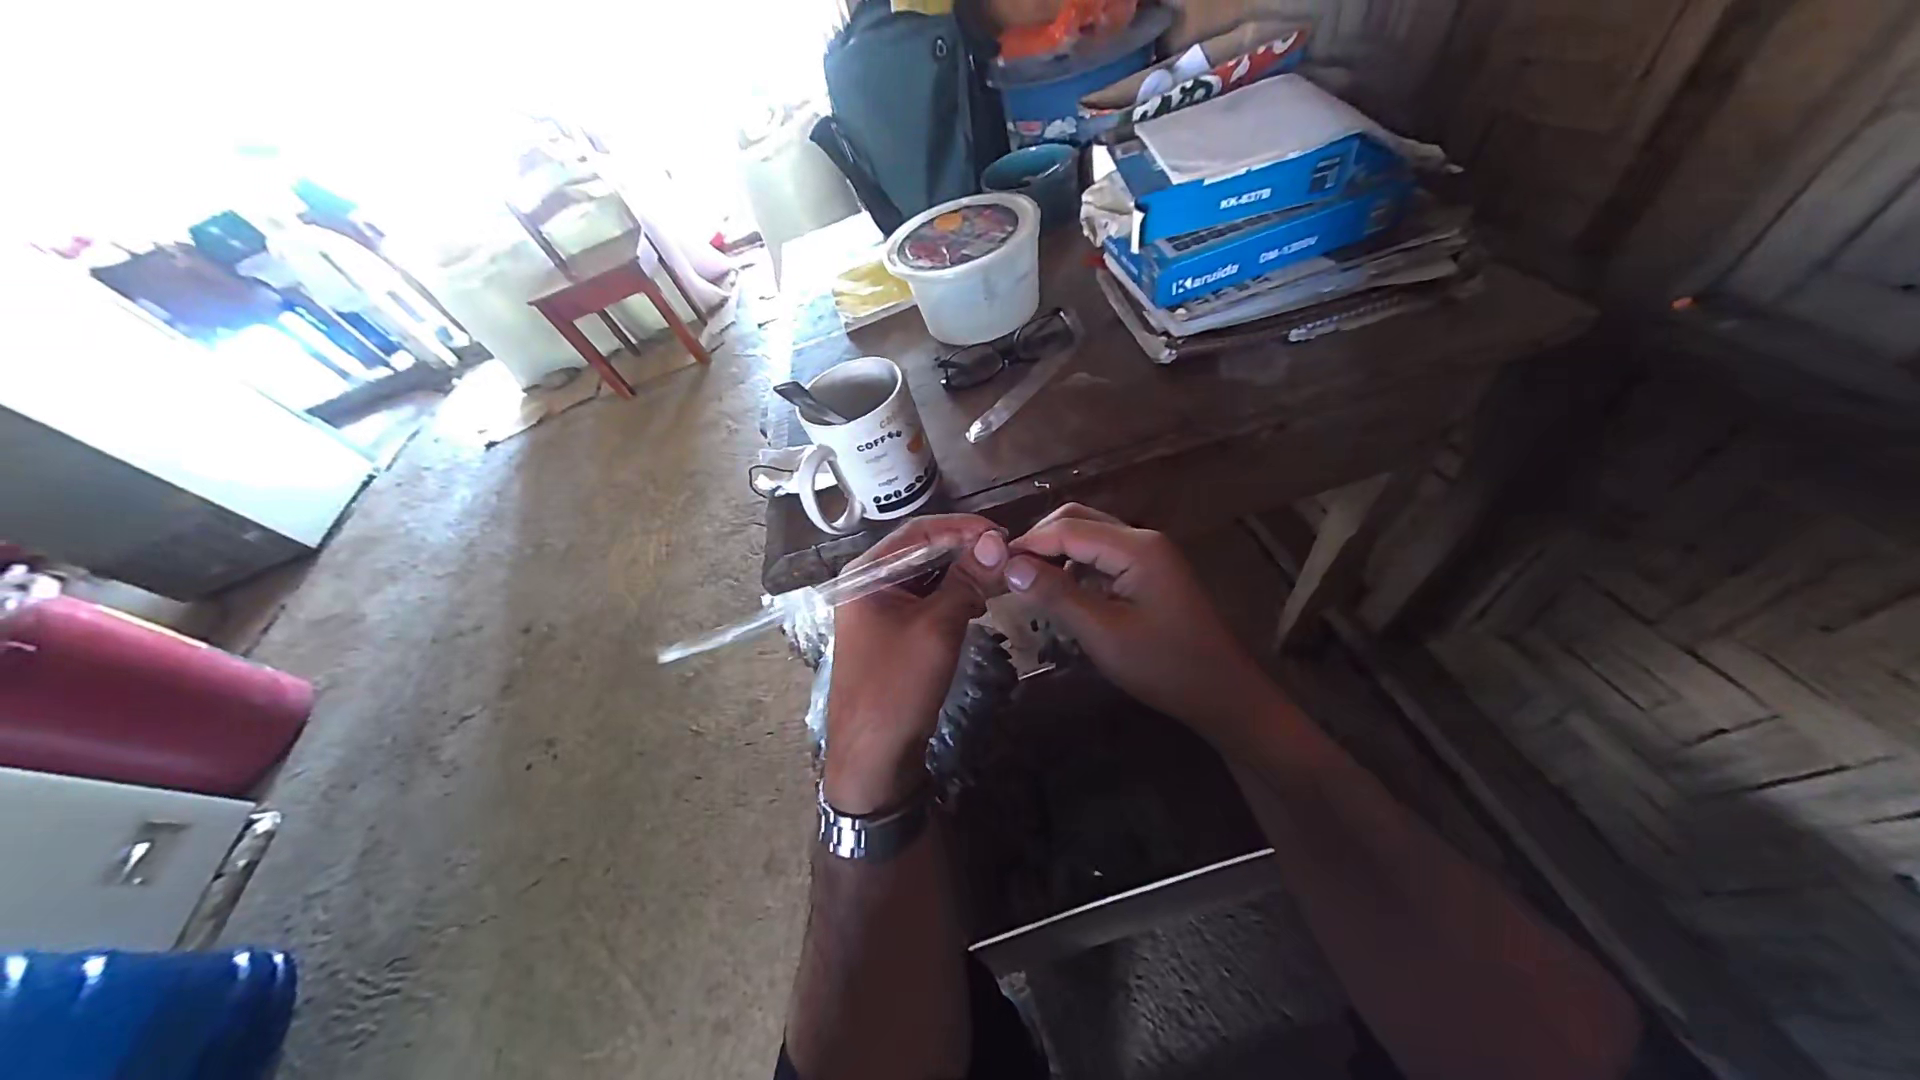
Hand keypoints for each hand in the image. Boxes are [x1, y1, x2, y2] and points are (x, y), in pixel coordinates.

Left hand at [824, 515, 1008, 813]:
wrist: (872, 757)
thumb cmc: (897, 686)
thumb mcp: (936, 628)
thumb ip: (965, 580)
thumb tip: (995, 541)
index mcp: (866, 574)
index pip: (918, 532)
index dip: (962, 528)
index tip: (1002, 533)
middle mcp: (869, 583)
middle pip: (922, 552)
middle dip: (964, 551)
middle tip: (1006, 555)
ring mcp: (879, 608)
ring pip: (927, 577)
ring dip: (961, 575)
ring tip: (998, 578)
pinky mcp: (893, 631)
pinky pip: (926, 601)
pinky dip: (952, 598)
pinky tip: (977, 604)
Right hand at [1003, 504, 1281, 740]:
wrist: (1223, 694)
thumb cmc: (1164, 666)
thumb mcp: (1102, 632)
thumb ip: (1055, 594)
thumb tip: (1010, 565)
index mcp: (1136, 547)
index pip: (1067, 529)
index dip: (1027, 544)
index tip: (993, 565)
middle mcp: (1143, 539)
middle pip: (1079, 521)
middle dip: (1041, 541)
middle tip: (1009, 572)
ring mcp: (1149, 555)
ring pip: (1090, 537)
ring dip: (1057, 553)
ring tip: (1029, 583)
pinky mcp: (1150, 573)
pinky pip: (1104, 557)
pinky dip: (1077, 567)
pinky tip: (1063, 592)